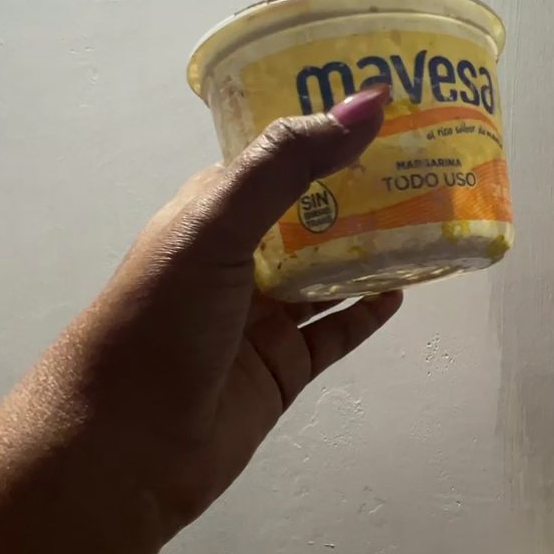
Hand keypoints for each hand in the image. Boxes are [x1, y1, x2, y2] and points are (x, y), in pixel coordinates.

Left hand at [32, 84, 401, 534]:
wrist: (122, 451)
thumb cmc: (160, 320)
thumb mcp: (216, 224)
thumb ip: (288, 163)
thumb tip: (369, 101)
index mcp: (212, 212)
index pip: (279, 158)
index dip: (328, 132)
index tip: (389, 111)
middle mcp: (239, 258)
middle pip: (313, 215)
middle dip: (363, 191)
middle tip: (428, 162)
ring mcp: (262, 316)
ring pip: (330, 274)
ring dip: (373, 250)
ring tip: (432, 220)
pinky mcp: (283, 366)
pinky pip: (336, 331)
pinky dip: (367, 311)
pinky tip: (405, 291)